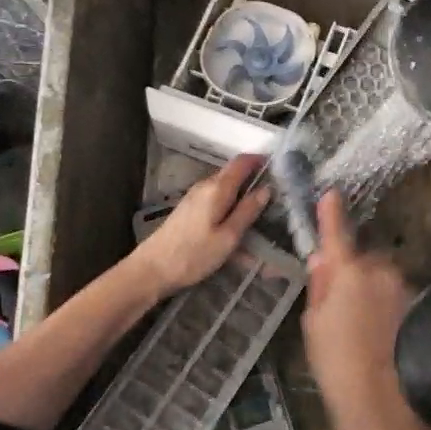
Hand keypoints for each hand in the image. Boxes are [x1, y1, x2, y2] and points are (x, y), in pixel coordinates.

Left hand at [130, 154, 270, 295]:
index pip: (241, 162)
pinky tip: (236, 222)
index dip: (259, 159)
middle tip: (275, 193)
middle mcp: (205, 186)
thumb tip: (266, 189)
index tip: (278, 166)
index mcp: (217, 188)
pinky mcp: (188, 210)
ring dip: (242, 193)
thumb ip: (248, 211)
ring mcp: (194, 197)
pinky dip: (229, 204)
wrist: (152, 269)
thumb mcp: (228, 237)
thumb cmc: (194, 254)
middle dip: (253, 178)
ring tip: (260, 210)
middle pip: (233, 173)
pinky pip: (215, 199)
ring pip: (224, 188)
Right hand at [304, 189, 412, 423]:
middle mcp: (379, 270)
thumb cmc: (335, 362)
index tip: (330, 194)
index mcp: (348, 271)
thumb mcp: (314, 323)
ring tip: (357, 326)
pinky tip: (376, 332)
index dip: (331, 213)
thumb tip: (322, 259)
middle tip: (337, 304)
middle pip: (361, 259)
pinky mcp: (415, 303)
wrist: (377, 398)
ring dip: (369, 290)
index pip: (337, 233)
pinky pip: (392, 294)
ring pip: (379, 277)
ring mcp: (401, 286)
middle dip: (351, 272)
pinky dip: (383, 304)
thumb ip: (320, 285)